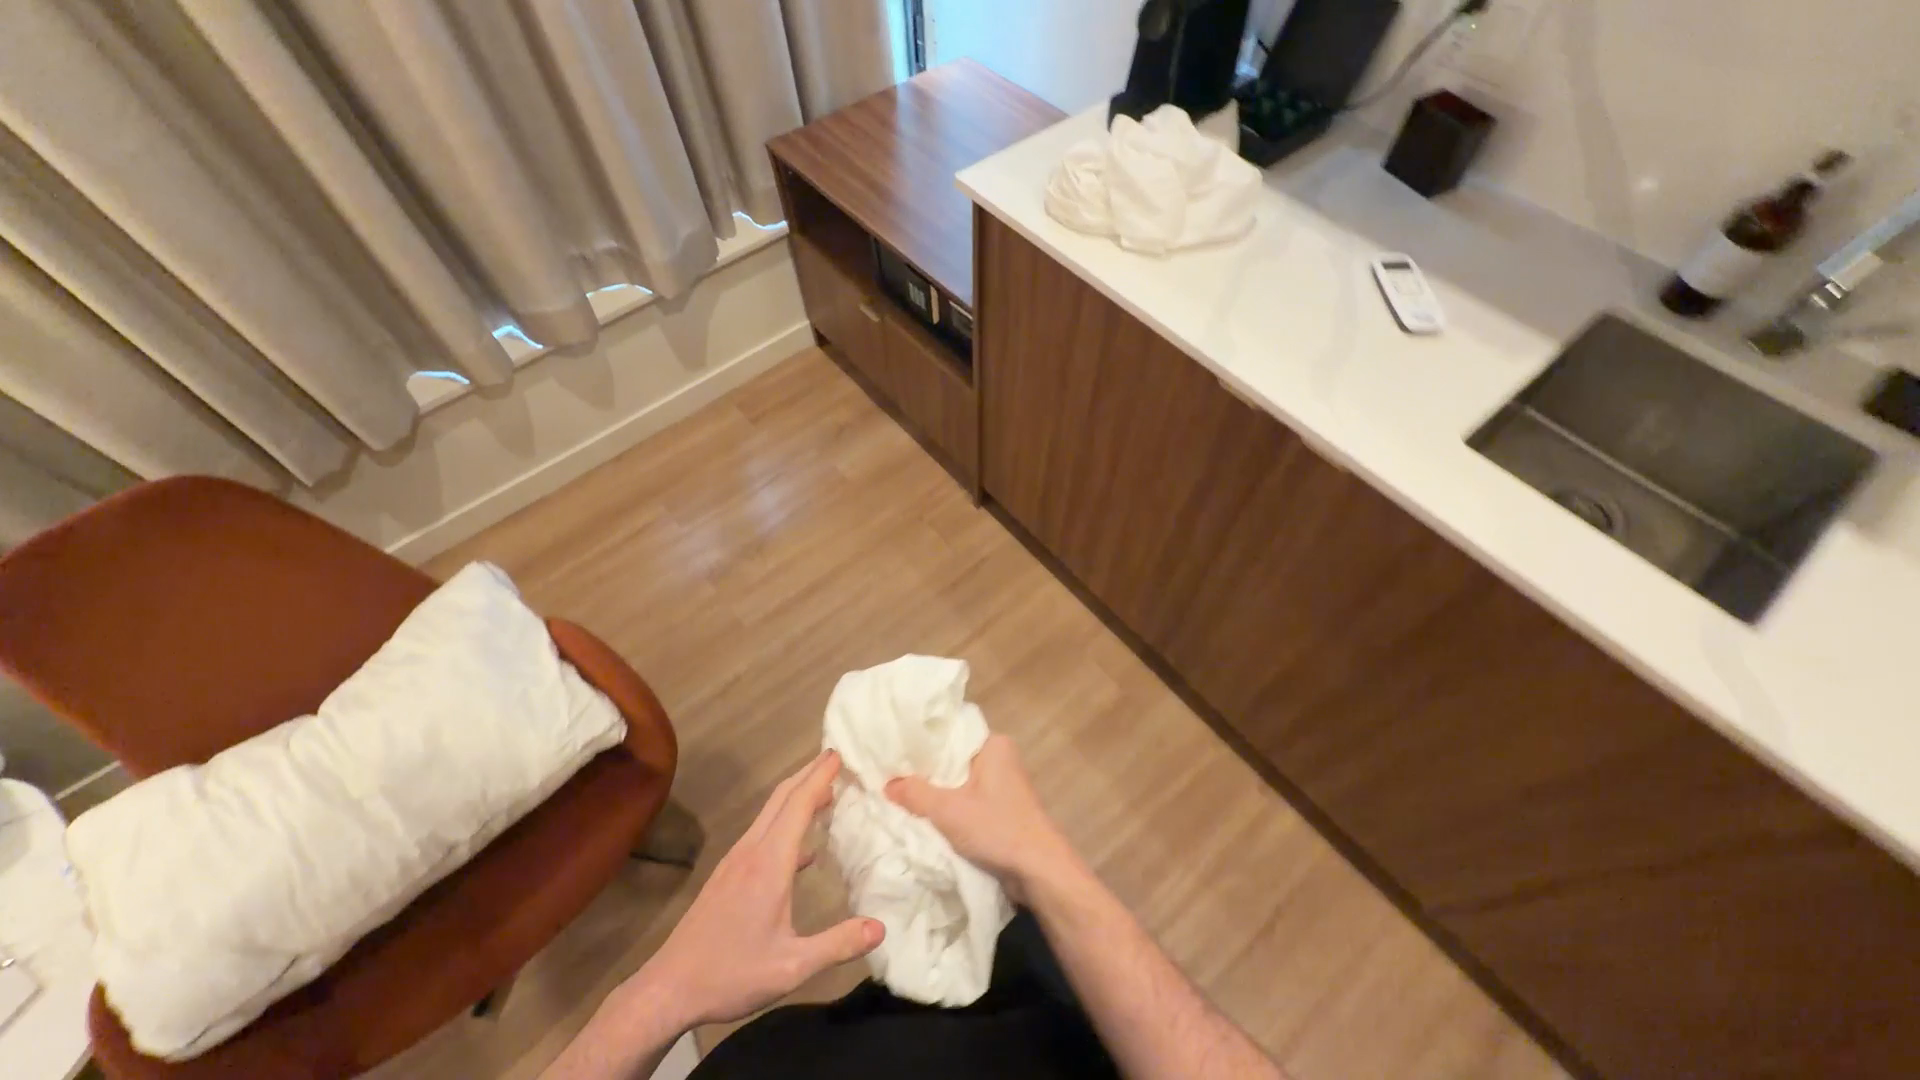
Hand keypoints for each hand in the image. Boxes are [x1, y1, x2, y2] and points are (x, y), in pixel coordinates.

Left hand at [624, 751, 883, 1028]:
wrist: (669, 989)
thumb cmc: (731, 974)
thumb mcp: (791, 967)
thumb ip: (837, 945)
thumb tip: (881, 927)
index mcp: (769, 864)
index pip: (798, 805)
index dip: (820, 777)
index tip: (840, 753)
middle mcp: (751, 852)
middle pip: (781, 799)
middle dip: (809, 774)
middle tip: (837, 758)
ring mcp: (736, 863)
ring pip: (769, 815)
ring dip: (796, 796)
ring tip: (826, 792)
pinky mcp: (728, 877)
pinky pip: (762, 835)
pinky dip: (785, 824)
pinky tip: (804, 848)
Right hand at [885, 734, 1080, 899]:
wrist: (1039, 870)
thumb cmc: (996, 829)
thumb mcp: (948, 811)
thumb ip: (914, 793)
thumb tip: (886, 784)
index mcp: (993, 745)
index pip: (949, 733)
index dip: (921, 742)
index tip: (892, 749)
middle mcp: (1000, 758)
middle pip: (952, 759)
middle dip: (925, 771)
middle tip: (890, 774)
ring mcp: (1003, 785)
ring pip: (958, 782)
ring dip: (937, 793)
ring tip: (900, 794)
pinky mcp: (1002, 809)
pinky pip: (967, 801)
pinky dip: (950, 809)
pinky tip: (925, 816)